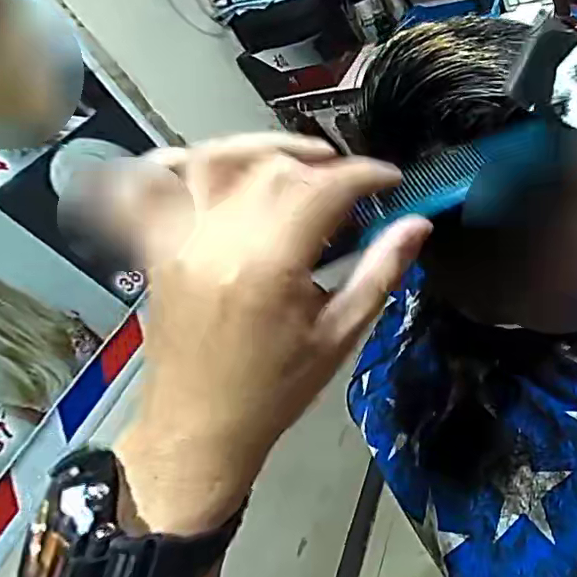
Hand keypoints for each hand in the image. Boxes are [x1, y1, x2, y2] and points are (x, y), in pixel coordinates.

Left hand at [100, 134, 429, 531]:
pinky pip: (157, 184)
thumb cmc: (277, 387)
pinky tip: (224, 163)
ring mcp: (178, 241)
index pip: (321, 189)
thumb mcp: (343, 332)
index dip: (365, 174)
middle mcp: (216, 242)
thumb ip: (382, 270)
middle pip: (274, 169)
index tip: (392, 180)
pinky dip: (188, 160)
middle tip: (360, 184)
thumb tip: (418, 224)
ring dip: (266, 147)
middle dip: (327, 164)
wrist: (198, 429)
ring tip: (306, 157)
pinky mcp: (158, 247)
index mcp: (268, 266)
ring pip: (216, 160)